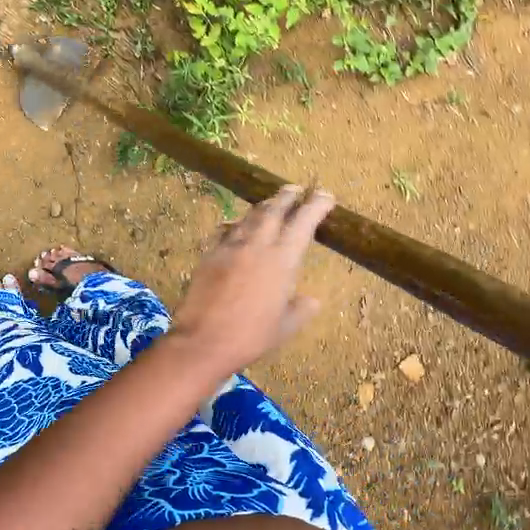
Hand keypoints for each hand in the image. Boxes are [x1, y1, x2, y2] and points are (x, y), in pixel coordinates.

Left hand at [166, 184, 333, 374]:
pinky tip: (236, 228)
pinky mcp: (209, 255)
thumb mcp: (285, 327)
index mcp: (282, 261)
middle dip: (286, 197)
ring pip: (248, 218)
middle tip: (294, 189)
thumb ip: (301, 309)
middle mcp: (257, 246)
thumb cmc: (251, 337)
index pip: (303, 223)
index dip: (316, 206)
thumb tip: (311, 300)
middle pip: (273, 211)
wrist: (204, 340)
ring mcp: (230, 248)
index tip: (326, 195)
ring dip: (262, 208)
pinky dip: (235, 226)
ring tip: (270, 204)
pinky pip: (225, 232)